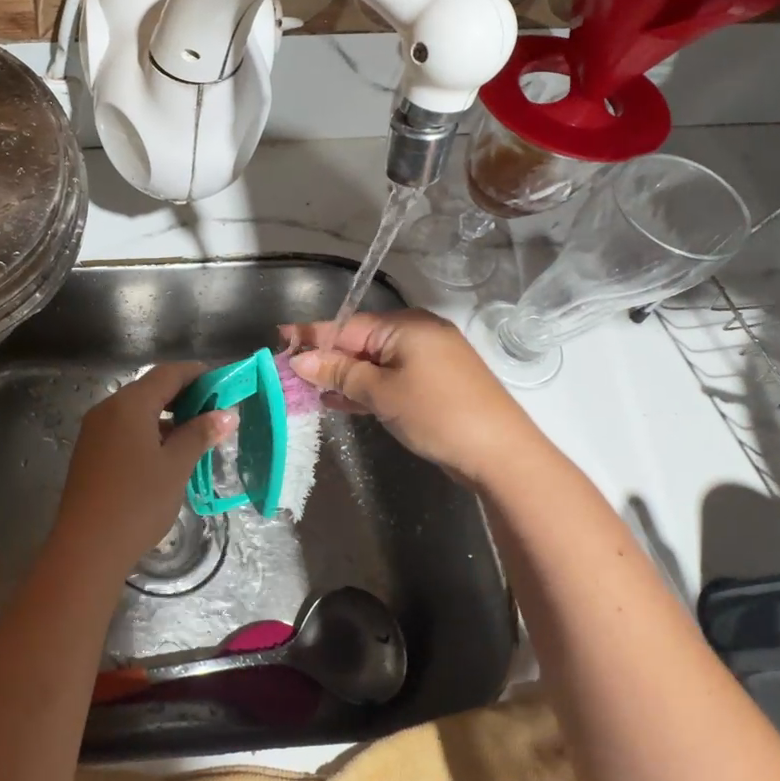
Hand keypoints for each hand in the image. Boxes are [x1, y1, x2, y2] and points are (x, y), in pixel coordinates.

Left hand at [55, 362, 236, 574]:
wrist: (87, 547)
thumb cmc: (137, 502)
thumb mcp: (175, 467)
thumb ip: (199, 435)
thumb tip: (226, 414)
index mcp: (129, 404)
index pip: (168, 374)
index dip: (197, 374)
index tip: (224, 383)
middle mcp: (107, 409)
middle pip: (150, 389)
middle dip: (184, 396)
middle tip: (215, 411)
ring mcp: (94, 431)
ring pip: (136, 411)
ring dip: (166, 416)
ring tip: (197, 435)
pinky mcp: (90, 453)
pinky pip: (124, 430)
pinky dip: (148, 432)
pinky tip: (167, 453)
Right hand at [281, 310, 545, 480]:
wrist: (499, 454)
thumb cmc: (436, 414)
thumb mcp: (380, 392)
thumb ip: (339, 373)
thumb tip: (300, 360)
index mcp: (406, 326)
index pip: (347, 326)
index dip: (312, 335)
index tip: (280, 338)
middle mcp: (417, 335)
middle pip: (359, 342)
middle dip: (325, 357)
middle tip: (288, 371)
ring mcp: (428, 361)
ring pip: (373, 362)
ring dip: (342, 376)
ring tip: (306, 390)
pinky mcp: (433, 385)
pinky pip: (389, 378)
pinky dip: (365, 388)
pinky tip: (339, 401)